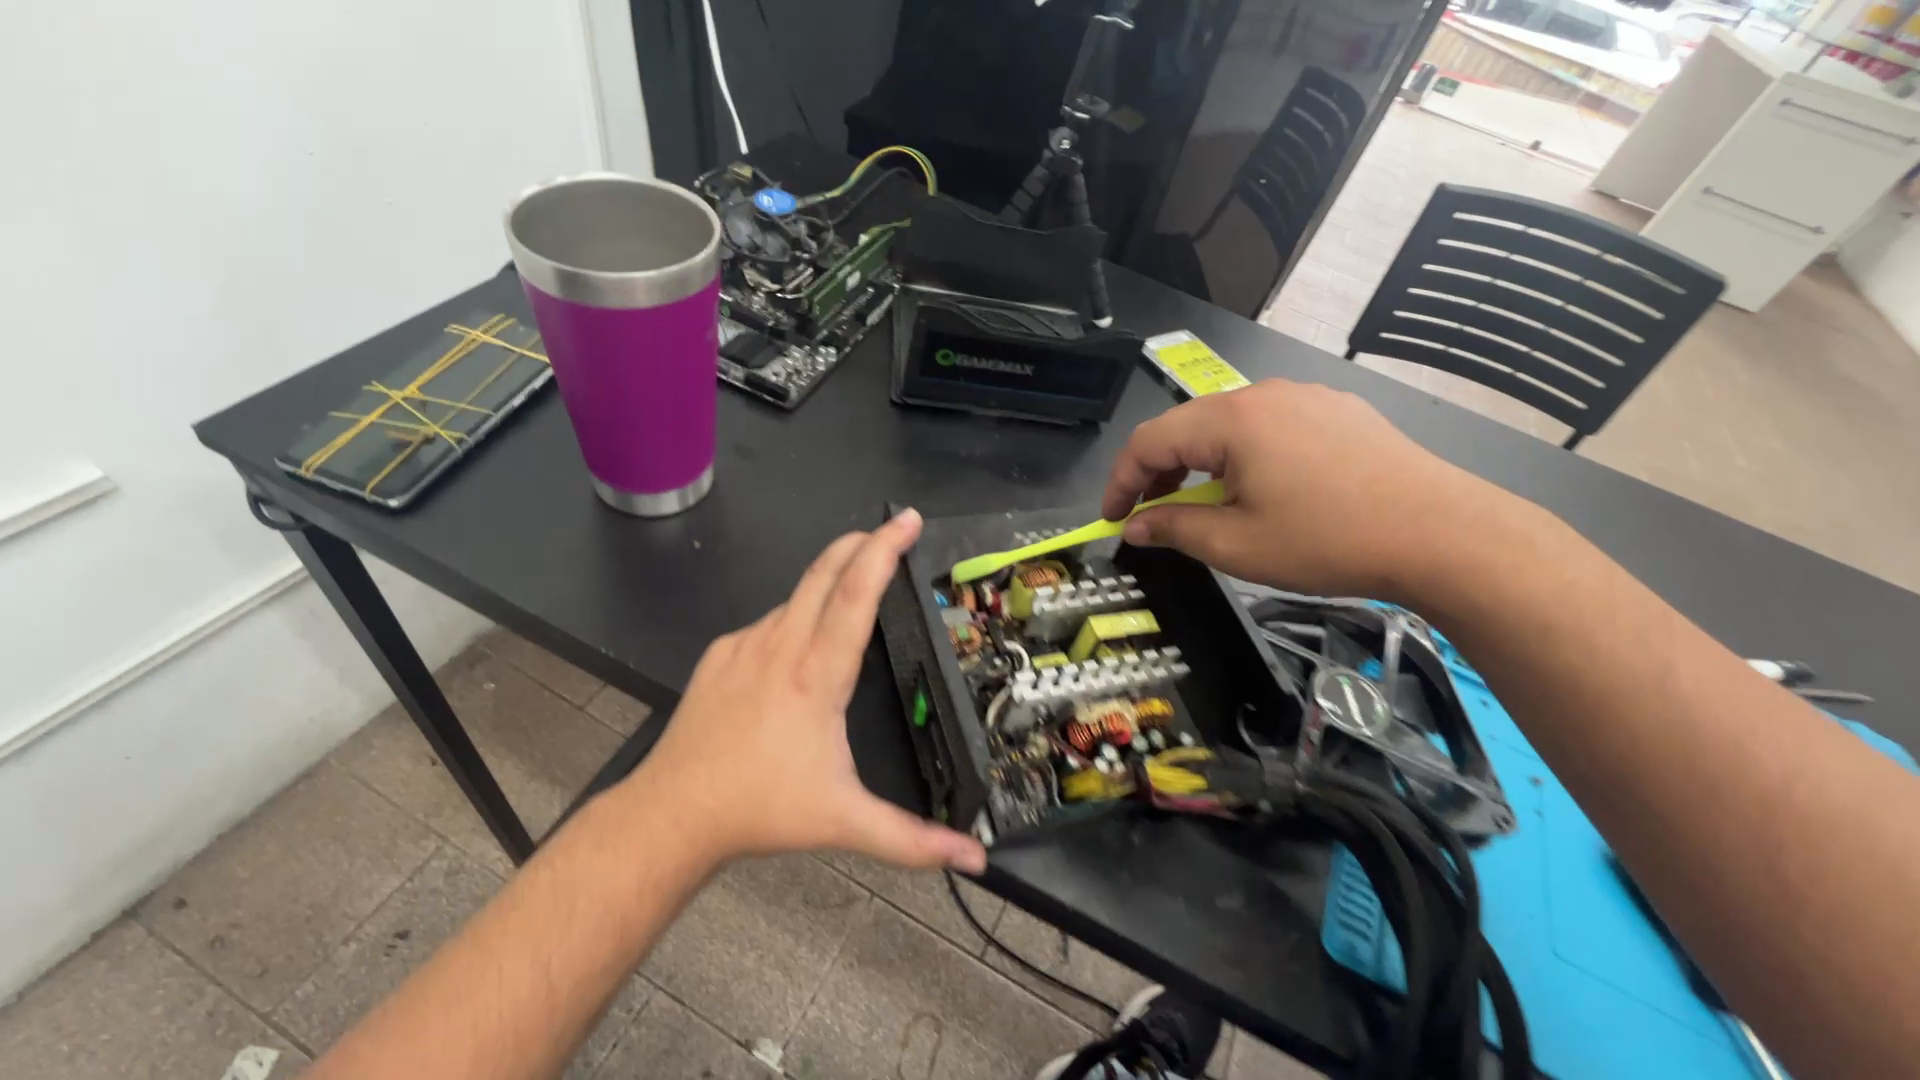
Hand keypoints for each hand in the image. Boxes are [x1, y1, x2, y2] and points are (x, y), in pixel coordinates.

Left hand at [628, 509, 986, 873]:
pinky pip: (766, 625)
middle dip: (859, 543)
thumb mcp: (846, 824)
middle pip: (823, 573)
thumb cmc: (763, 809)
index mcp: (817, 675)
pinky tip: (795, 651)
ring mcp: (743, 646)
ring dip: (827, 586)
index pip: (855, 596)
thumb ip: (914, 841)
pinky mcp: (718, 656)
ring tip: (851, 598)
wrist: (673, 812)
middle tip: (888, 530)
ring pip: (794, 600)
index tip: (906, 520)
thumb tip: (976, 859)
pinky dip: (791, 622)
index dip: (884, 551)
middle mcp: (781, 646)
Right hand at [1101, 379, 1504, 600]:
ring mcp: (1307, 397)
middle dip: (1160, 471)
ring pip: (1231, 424)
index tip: (1111, 518)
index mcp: (1232, 420)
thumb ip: (1175, 529)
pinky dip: (1246, 455)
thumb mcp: (1238, 545)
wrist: (1440, 532)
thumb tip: (1136, 525)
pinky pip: (1272, 425)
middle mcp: (1265, 394)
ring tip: (1207, 504)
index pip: (1150, 439)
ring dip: (1203, 462)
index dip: (1121, 480)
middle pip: (1189, 425)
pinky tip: (1264, 488)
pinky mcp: (1339, 410)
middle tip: (1152, 515)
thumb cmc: (1327, 540)